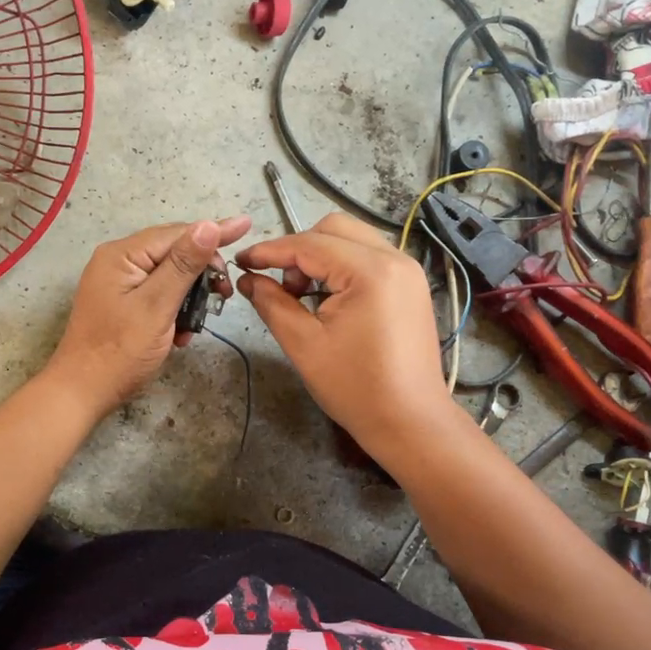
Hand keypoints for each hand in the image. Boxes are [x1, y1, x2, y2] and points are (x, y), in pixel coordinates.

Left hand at [44, 217, 250, 415]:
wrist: (82, 392)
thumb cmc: (119, 352)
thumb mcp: (156, 306)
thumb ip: (183, 265)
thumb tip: (209, 224)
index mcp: (122, 255)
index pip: (176, 233)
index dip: (212, 234)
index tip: (246, 226)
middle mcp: (117, 262)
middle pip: (172, 252)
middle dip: (201, 272)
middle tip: (224, 295)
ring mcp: (117, 284)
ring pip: (167, 276)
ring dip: (189, 297)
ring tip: (199, 321)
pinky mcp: (121, 305)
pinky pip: (156, 296)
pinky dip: (173, 311)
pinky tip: (180, 333)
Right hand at [236, 212, 455, 457]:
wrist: (409, 420)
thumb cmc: (354, 386)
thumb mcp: (303, 344)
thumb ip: (272, 303)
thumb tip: (248, 279)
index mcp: (370, 271)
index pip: (309, 244)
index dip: (270, 251)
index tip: (240, 261)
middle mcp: (394, 259)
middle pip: (334, 229)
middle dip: (298, 250)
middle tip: (278, 285)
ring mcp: (407, 271)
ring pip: (352, 241)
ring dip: (319, 258)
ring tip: (301, 296)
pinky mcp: (410, 286)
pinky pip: (368, 259)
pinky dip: (341, 269)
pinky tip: (326, 302)